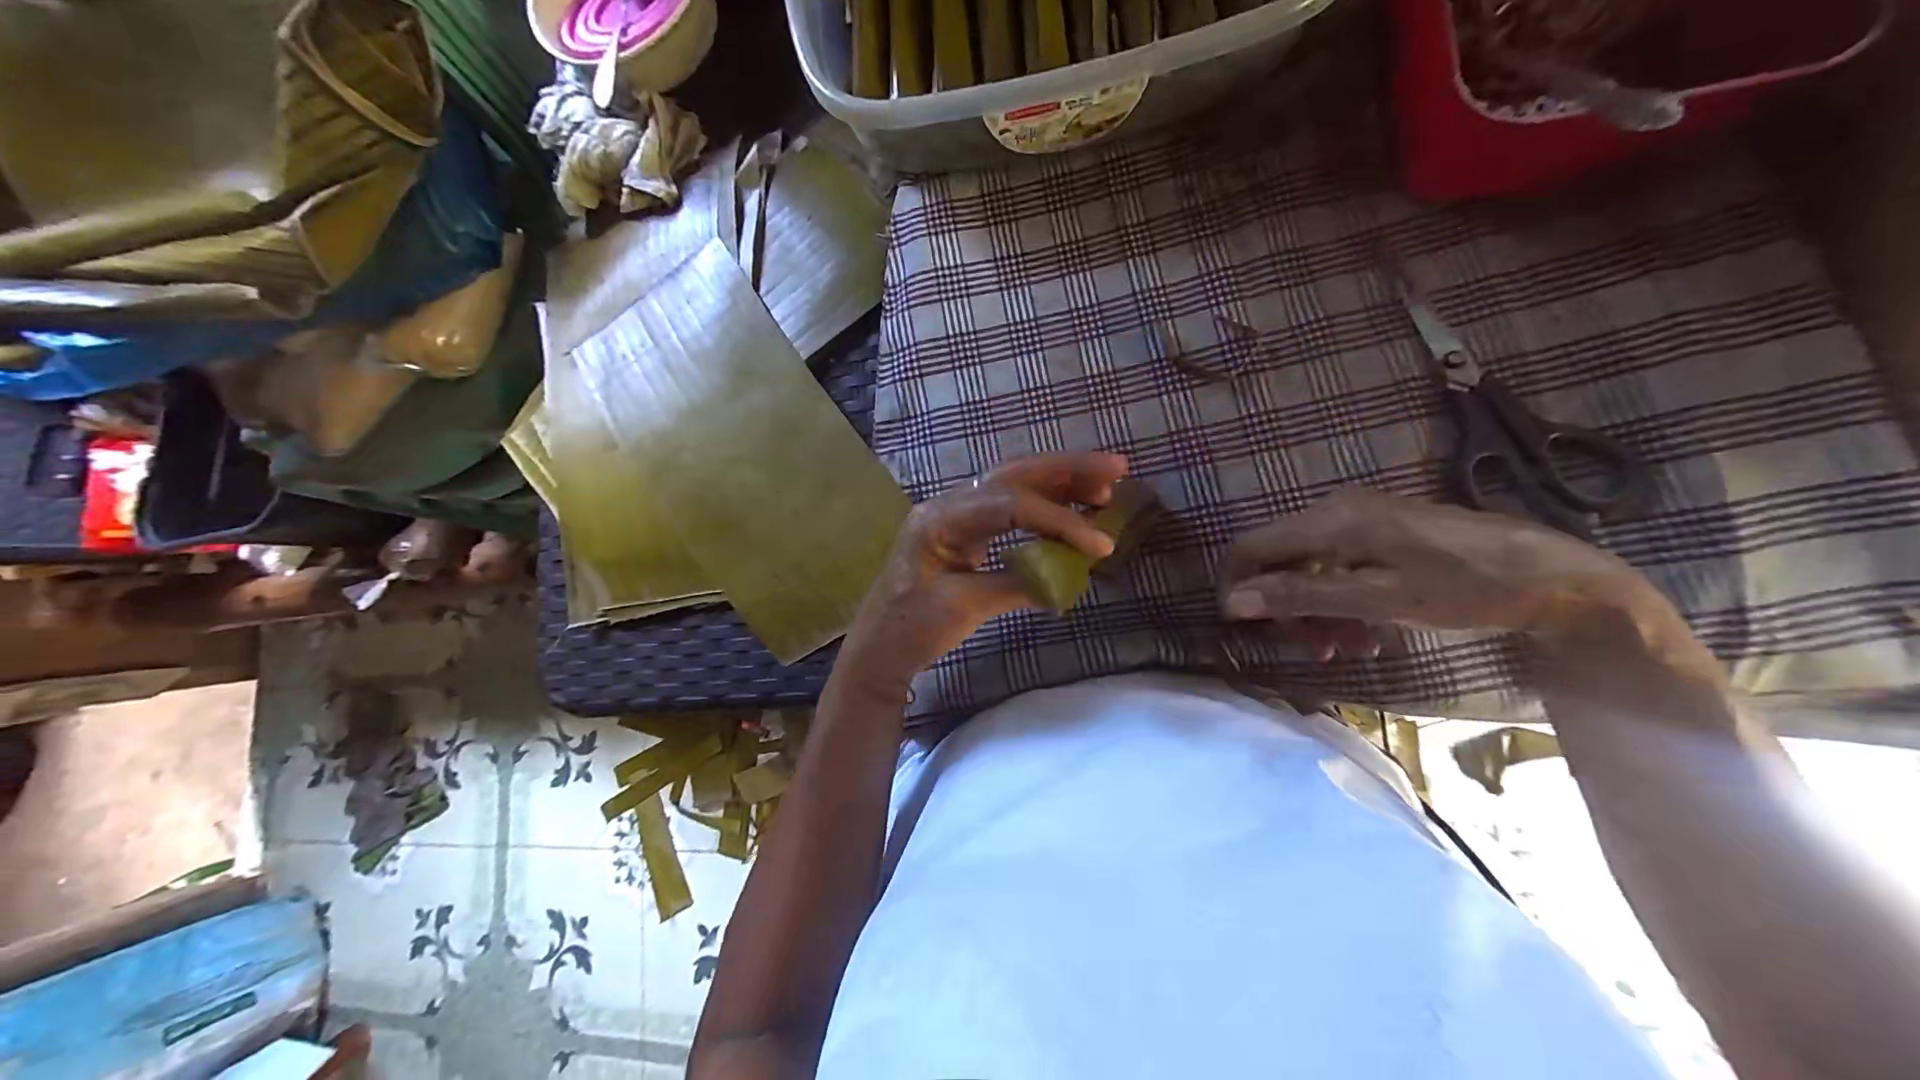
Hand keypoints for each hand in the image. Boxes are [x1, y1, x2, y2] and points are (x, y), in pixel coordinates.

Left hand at [835, 452, 1130, 699]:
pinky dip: (1042, 507)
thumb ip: (1017, 585)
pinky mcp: (962, 532)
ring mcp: (954, 516)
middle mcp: (947, 505)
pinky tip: (1071, 509)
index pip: (1010, 506)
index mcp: (940, 520)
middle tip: (1117, 468)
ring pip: (1013, 486)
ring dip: (1059, 483)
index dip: (1060, 520)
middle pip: (1014, 475)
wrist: (877, 648)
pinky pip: (1007, 508)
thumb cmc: (911, 629)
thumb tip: (1069, 575)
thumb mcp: (965, 609)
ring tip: (1105, 486)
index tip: (1100, 544)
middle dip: (1067, 470)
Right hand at [1218, 489, 1688, 658]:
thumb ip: (1301, 596)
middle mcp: (1337, 510)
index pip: (1251, 547)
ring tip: (1348, 649)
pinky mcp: (1385, 531)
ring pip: (1310, 568)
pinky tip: (1368, 632)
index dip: (1236, 586)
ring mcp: (1363, 518)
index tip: (1244, 629)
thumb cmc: (1465, 588)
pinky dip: (1342, 601)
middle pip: (1280, 560)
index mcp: (1330, 520)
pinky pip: (1341, 567)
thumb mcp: (1378, 600)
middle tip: (1316, 650)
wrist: (1555, 576)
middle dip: (1288, 608)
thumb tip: (1233, 601)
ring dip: (1317, 611)